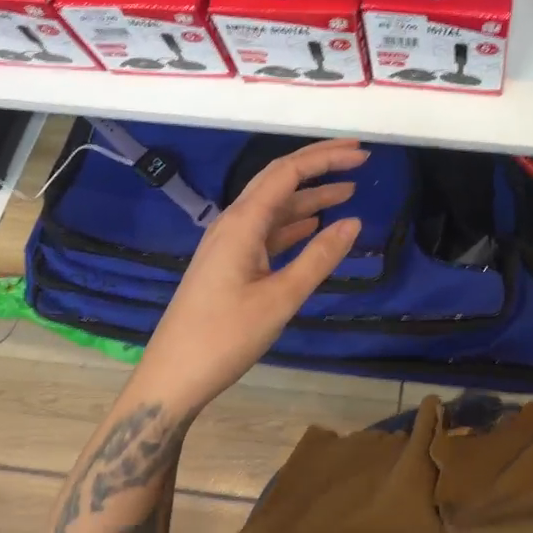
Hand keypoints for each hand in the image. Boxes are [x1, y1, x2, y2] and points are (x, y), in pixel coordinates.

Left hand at [135, 138, 366, 409]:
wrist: (171, 378)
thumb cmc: (224, 337)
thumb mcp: (280, 299)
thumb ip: (318, 258)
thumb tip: (354, 222)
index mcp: (242, 222)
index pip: (288, 172)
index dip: (325, 158)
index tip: (361, 154)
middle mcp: (234, 221)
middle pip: (279, 179)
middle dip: (318, 165)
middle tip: (357, 159)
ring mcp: (230, 242)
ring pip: (275, 205)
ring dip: (310, 196)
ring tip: (348, 192)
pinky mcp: (229, 262)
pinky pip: (267, 229)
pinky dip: (295, 222)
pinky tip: (315, 225)